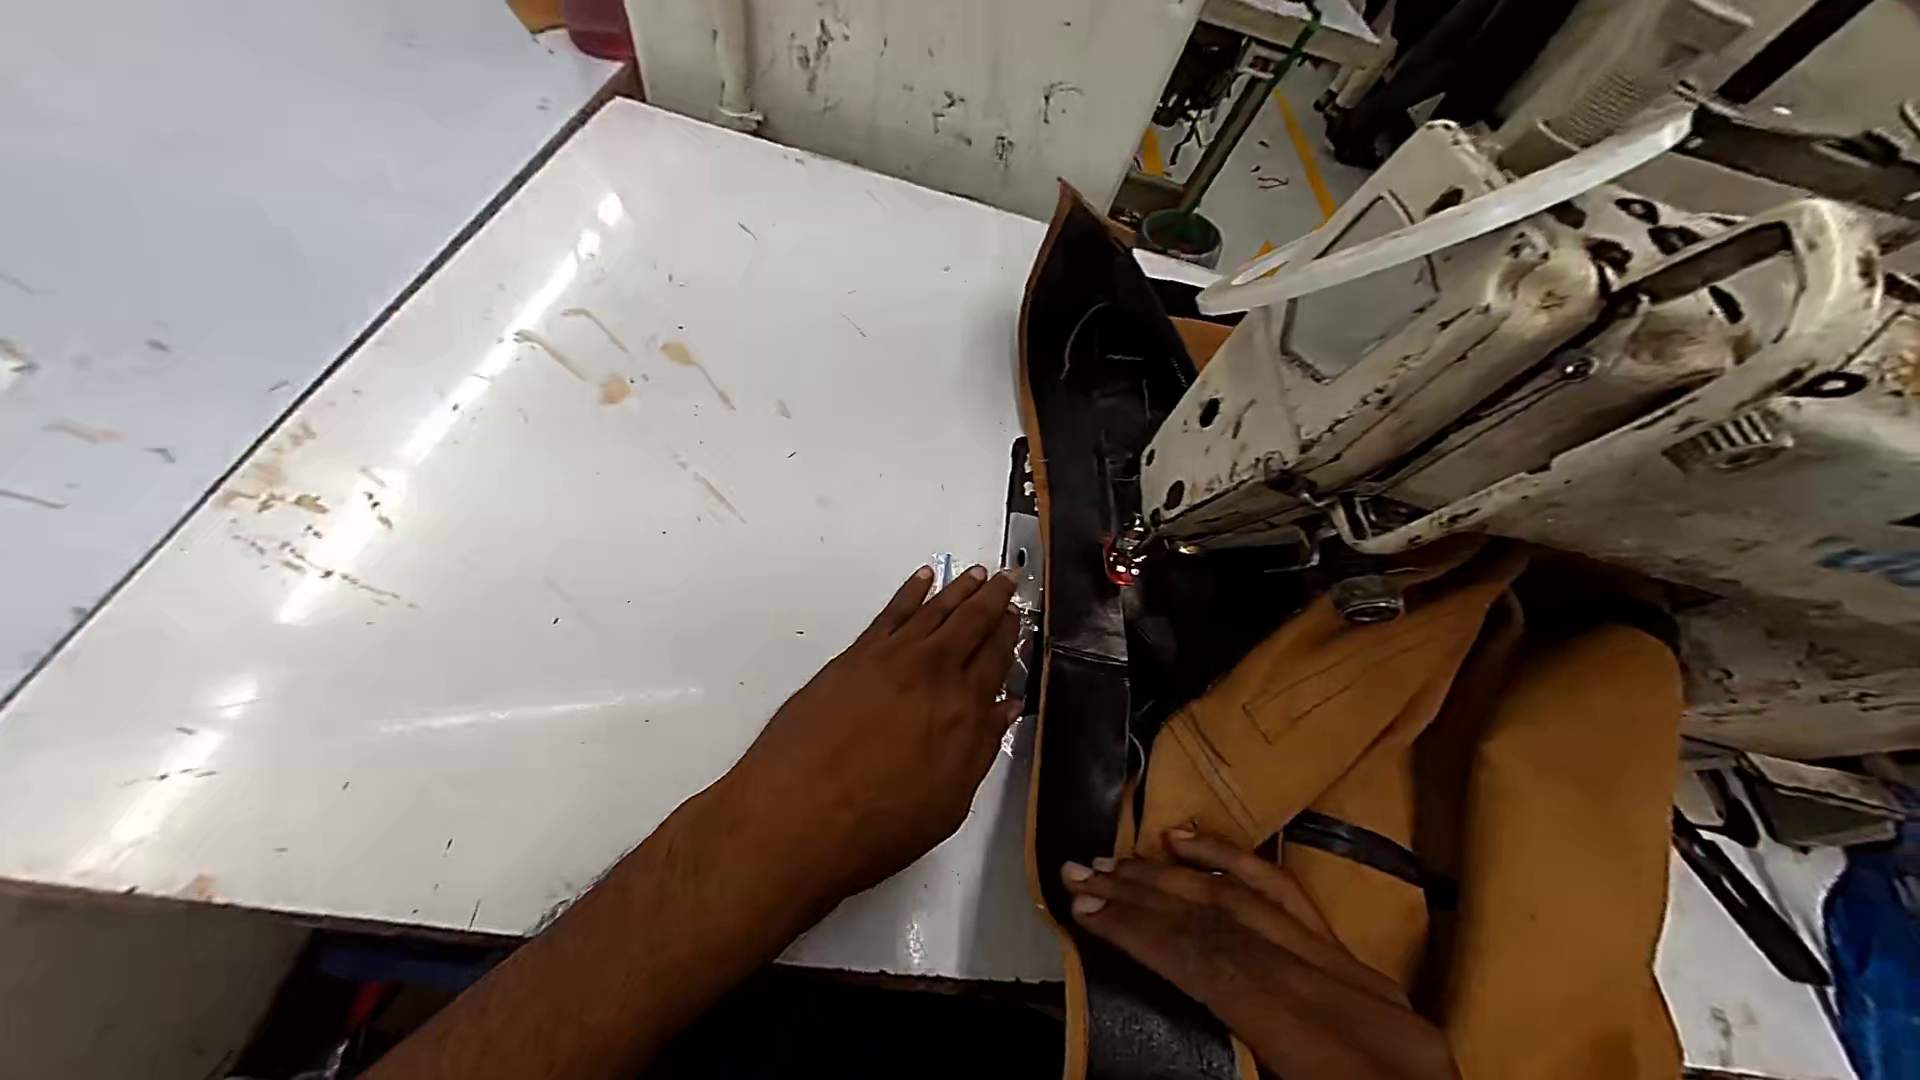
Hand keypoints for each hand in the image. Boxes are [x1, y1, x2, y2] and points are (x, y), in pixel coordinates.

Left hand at [721, 564, 1022, 900]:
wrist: (795, 816)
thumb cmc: (877, 825)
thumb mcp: (948, 803)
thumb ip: (981, 747)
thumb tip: (1005, 708)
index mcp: (964, 710)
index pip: (997, 658)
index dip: (1010, 634)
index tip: (1017, 618)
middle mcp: (934, 672)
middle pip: (972, 622)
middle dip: (994, 598)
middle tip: (1007, 579)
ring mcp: (892, 657)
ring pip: (936, 609)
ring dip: (960, 588)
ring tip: (977, 573)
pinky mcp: (856, 654)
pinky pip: (892, 611)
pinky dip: (911, 591)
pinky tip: (923, 578)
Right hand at [1061, 831, 1458, 1079]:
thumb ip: (1218, 1059)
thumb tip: (1134, 1007)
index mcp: (1342, 1060)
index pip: (1219, 969)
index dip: (1144, 934)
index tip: (1084, 911)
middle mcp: (1361, 1005)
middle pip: (1228, 925)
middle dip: (1143, 896)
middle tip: (1079, 875)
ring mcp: (1368, 980)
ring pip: (1251, 901)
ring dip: (1171, 877)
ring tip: (1113, 864)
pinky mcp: (1365, 970)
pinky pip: (1291, 899)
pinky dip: (1233, 863)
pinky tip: (1185, 840)